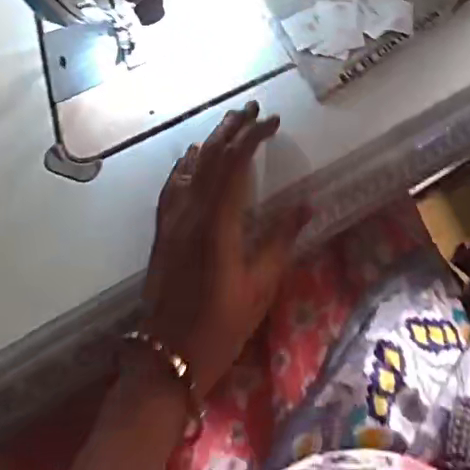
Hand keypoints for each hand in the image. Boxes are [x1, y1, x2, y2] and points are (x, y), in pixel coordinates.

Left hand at [139, 102, 307, 393]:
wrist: (163, 361)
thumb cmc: (219, 326)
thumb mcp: (260, 286)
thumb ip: (281, 240)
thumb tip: (306, 204)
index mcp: (217, 222)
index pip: (235, 163)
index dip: (253, 136)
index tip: (273, 120)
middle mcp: (191, 213)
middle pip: (212, 157)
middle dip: (233, 128)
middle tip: (253, 108)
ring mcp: (172, 222)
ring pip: (191, 167)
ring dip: (213, 141)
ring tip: (230, 123)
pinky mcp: (162, 234)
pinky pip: (173, 187)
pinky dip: (186, 165)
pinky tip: (192, 158)